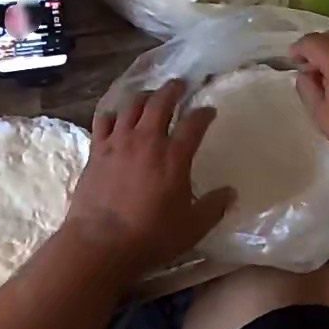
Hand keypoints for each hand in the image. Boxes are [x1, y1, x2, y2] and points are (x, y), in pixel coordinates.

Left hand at [66, 80, 233, 278]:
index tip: (209, 111)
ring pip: (132, 105)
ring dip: (144, 96)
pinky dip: (112, 113)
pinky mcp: (97, 150)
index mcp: (174, 156)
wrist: (99, 244)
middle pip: (161, 102)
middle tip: (179, 84)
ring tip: (150, 95)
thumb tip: (231, 193)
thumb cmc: (150, 236)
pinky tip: (116, 115)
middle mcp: (147, 140)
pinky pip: (103, 120)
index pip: (194, 123)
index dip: (204, 113)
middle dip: (173, 89)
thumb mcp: (192, 227)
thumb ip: (214, 207)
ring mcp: (119, 142)